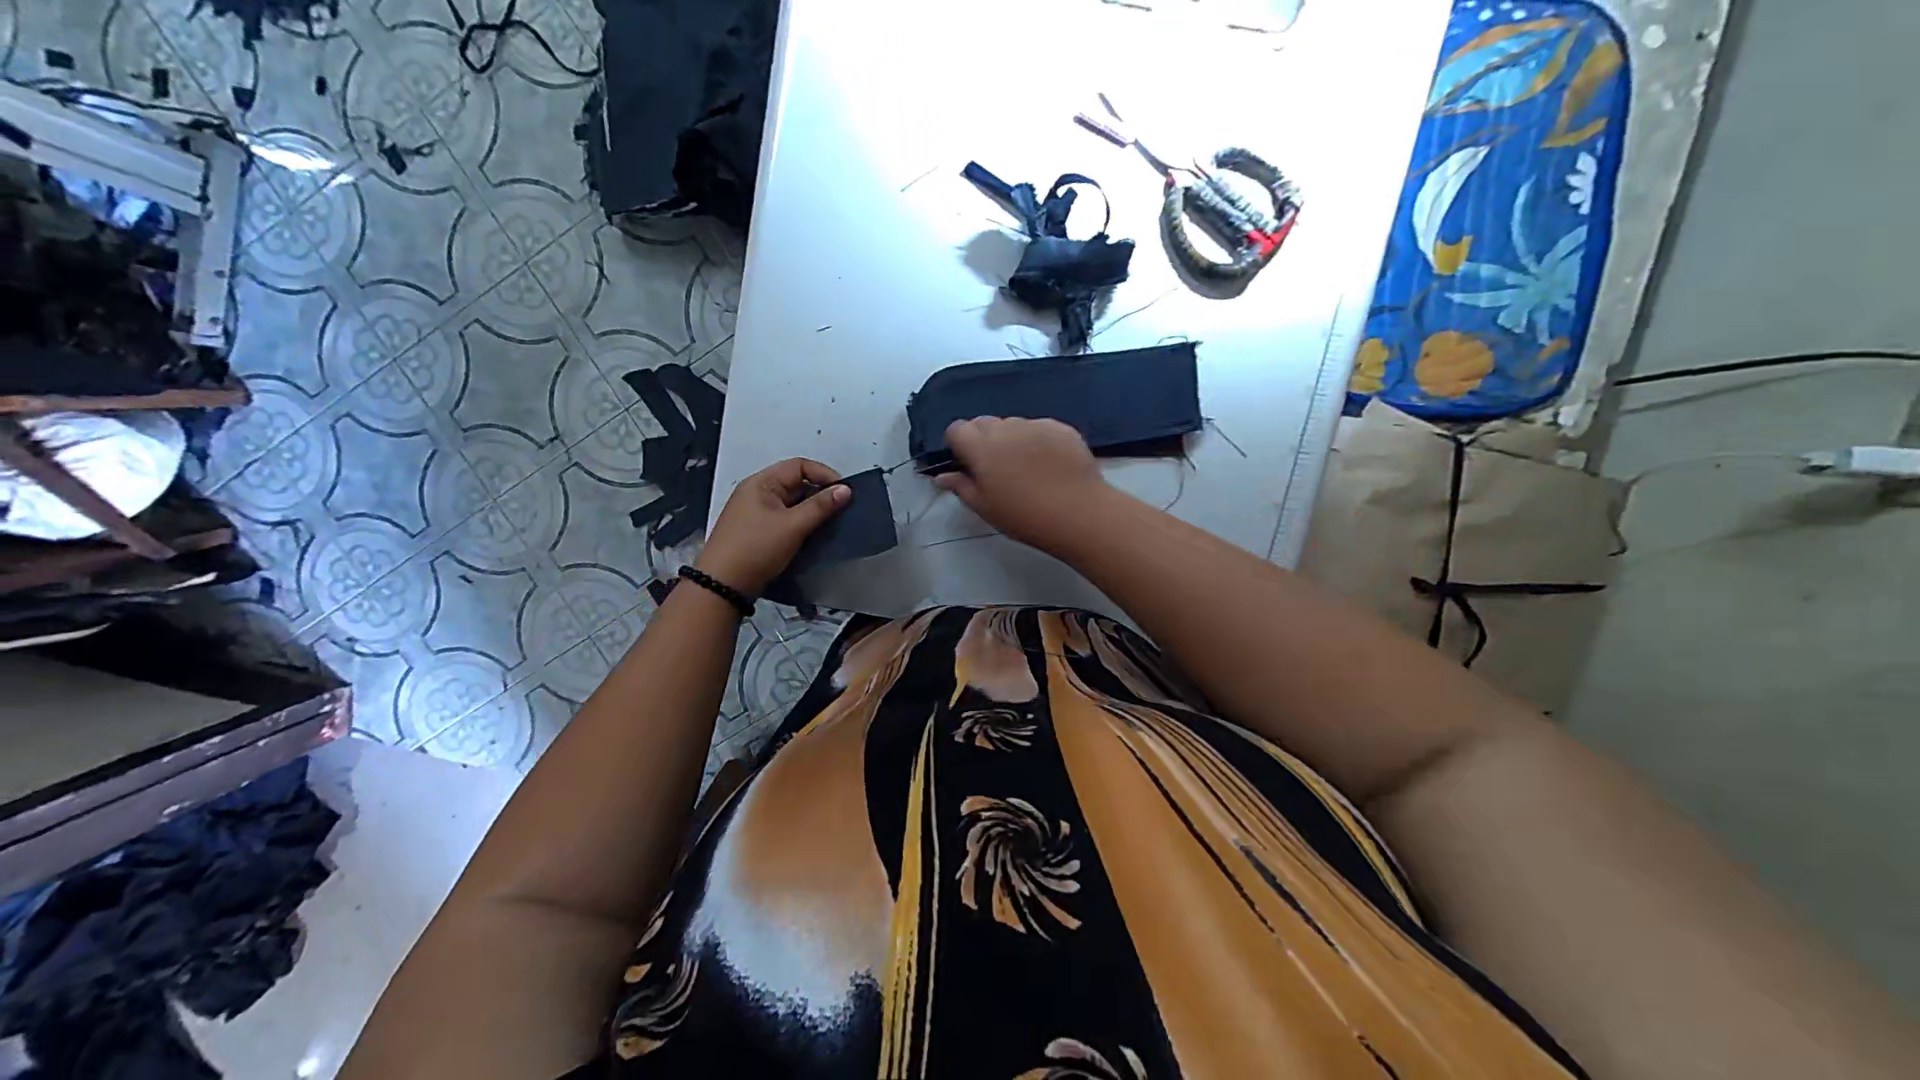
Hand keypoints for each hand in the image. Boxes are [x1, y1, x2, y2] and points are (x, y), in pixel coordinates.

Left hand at [696, 458, 851, 594]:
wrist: (723, 586)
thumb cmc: (757, 549)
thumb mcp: (793, 526)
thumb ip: (821, 506)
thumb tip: (846, 490)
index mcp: (761, 483)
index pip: (799, 466)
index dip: (824, 475)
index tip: (845, 493)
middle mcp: (757, 493)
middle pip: (796, 483)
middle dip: (820, 494)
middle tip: (841, 511)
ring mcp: (756, 513)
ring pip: (792, 503)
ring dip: (812, 511)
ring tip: (831, 524)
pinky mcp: (758, 532)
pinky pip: (785, 519)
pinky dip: (801, 524)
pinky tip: (814, 536)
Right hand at [933, 417, 1112, 553]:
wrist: (1078, 514)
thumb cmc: (1025, 516)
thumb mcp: (985, 508)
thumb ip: (961, 487)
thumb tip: (943, 476)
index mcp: (981, 447)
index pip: (957, 429)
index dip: (958, 444)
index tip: (967, 463)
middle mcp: (1006, 429)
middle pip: (984, 423)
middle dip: (983, 439)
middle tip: (995, 469)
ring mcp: (1036, 425)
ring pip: (1013, 424)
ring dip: (1011, 439)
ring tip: (1025, 468)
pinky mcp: (1061, 428)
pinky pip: (1040, 427)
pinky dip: (1038, 440)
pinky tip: (1048, 464)